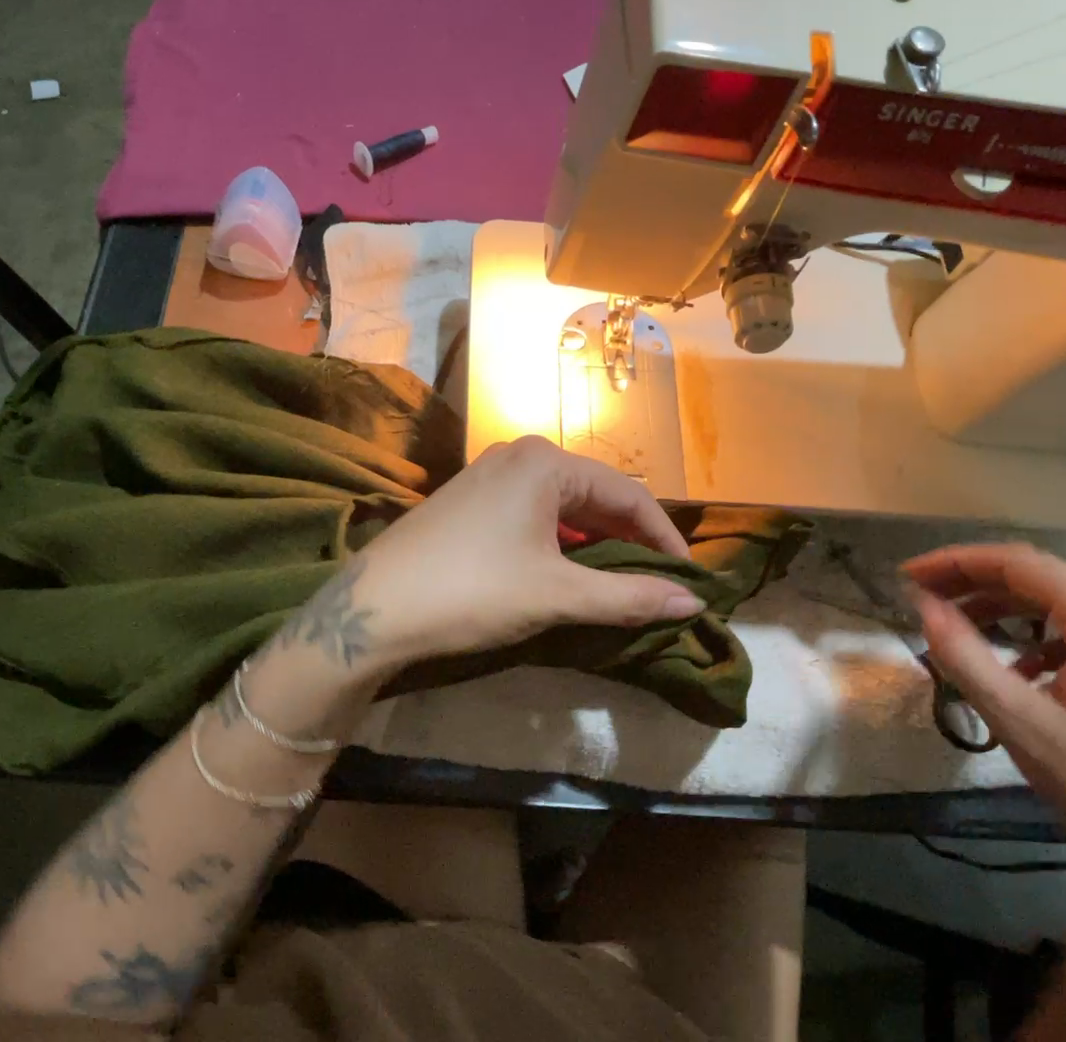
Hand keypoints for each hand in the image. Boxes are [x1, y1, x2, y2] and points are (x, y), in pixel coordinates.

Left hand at [344, 436, 704, 670]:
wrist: (374, 610)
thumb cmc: (473, 591)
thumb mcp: (558, 595)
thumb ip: (628, 596)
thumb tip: (692, 603)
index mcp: (545, 461)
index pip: (628, 494)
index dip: (665, 538)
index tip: (691, 579)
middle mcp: (518, 455)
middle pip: (595, 495)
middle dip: (630, 539)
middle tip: (660, 582)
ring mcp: (487, 476)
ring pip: (562, 506)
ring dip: (595, 542)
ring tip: (621, 582)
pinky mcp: (467, 502)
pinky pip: (531, 514)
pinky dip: (559, 542)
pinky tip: (568, 572)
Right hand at [902, 545, 1065, 898]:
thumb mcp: (1018, 720)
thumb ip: (962, 654)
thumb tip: (923, 605)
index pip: (1021, 564)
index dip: (956, 561)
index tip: (907, 574)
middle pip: (1051, 578)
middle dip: (981, 585)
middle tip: (927, 601)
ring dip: (1015, 612)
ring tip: (967, 635)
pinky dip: (1054, 637)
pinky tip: (1030, 672)